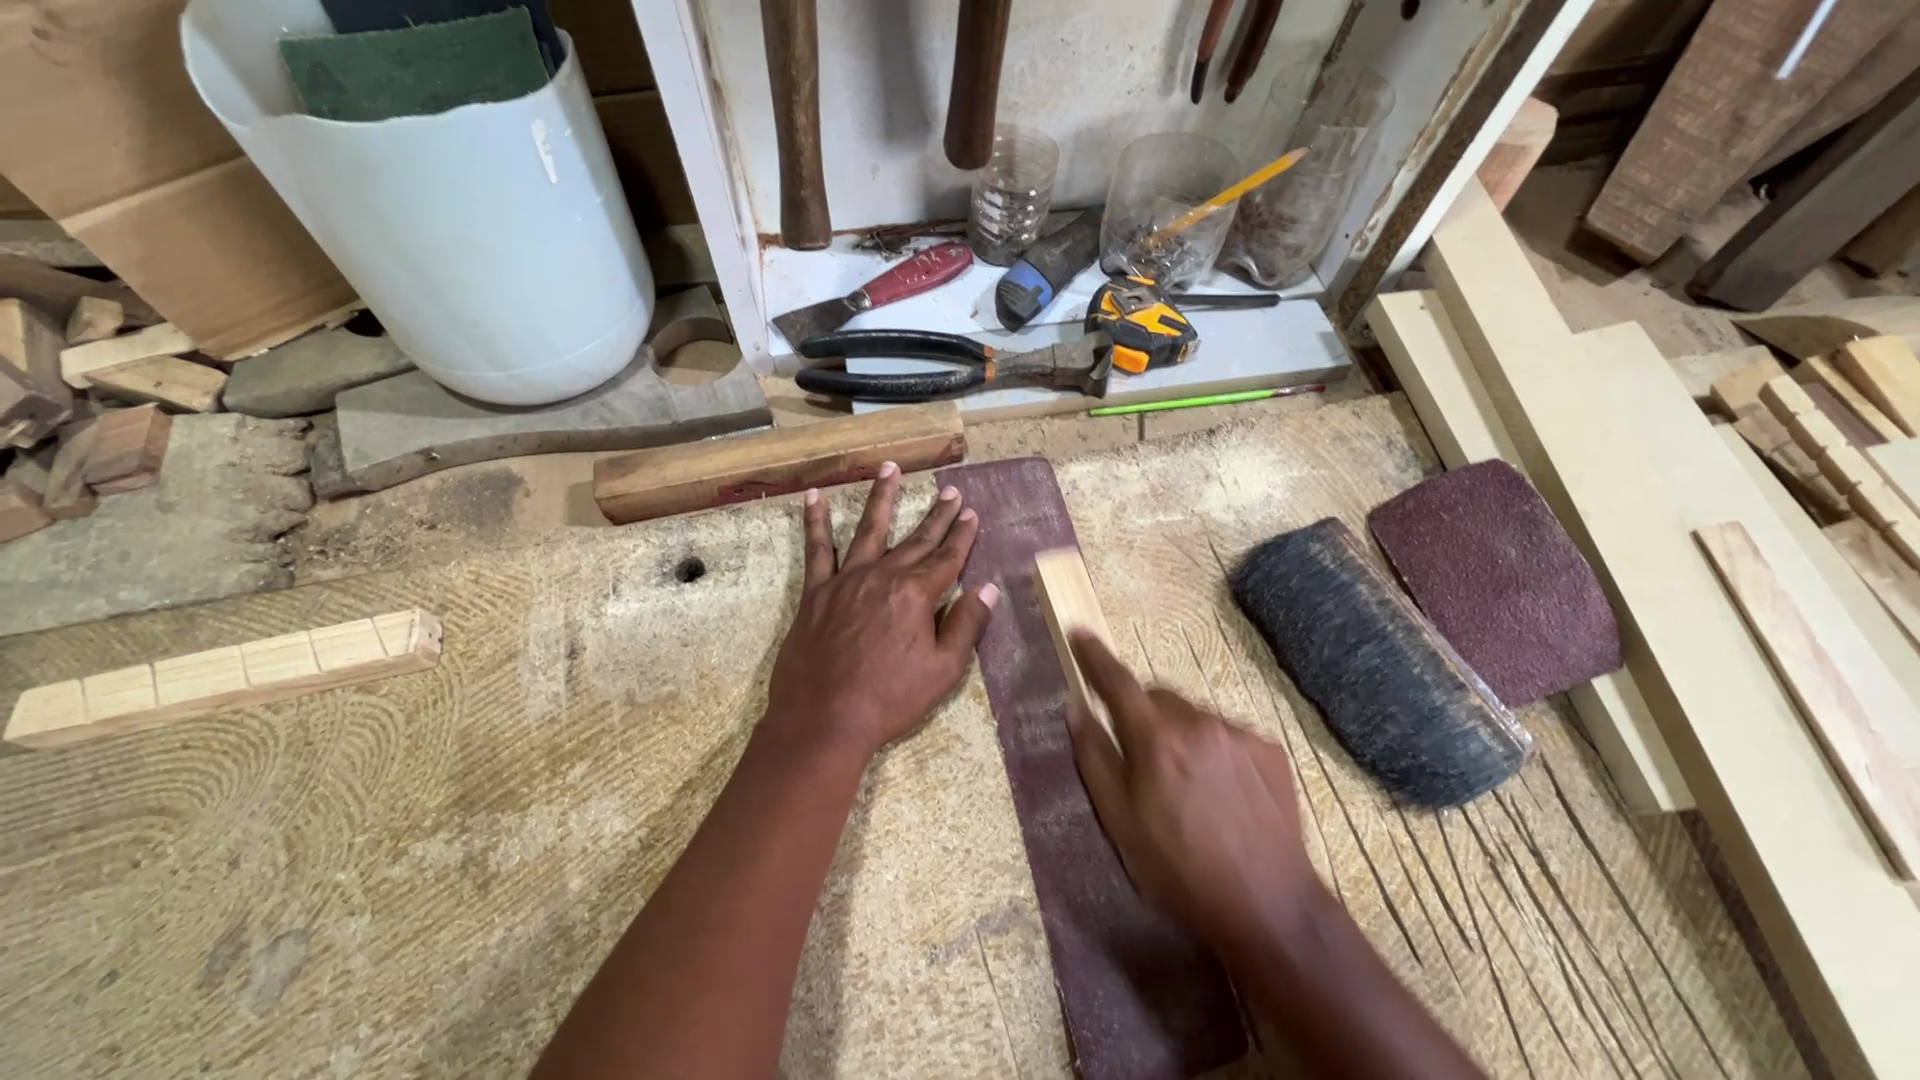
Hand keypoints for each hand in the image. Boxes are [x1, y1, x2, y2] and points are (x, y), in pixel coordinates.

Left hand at [764, 464, 998, 758]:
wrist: (824, 718)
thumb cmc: (890, 699)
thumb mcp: (943, 670)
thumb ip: (966, 625)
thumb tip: (988, 589)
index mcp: (916, 594)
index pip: (947, 557)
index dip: (962, 535)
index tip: (972, 513)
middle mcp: (883, 577)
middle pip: (916, 539)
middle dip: (936, 515)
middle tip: (951, 491)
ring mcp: (846, 581)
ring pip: (868, 529)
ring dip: (882, 497)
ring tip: (890, 468)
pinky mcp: (816, 593)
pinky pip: (817, 549)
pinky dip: (815, 521)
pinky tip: (815, 496)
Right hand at [1066, 631, 1320, 949]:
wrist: (1266, 905)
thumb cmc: (1177, 869)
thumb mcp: (1119, 821)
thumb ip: (1094, 757)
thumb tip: (1076, 708)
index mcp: (1156, 738)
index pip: (1117, 682)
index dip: (1095, 657)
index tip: (1080, 633)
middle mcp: (1199, 722)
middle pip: (1158, 699)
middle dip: (1142, 716)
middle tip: (1139, 761)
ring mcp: (1240, 734)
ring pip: (1194, 717)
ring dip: (1179, 735)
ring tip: (1186, 788)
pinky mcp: (1270, 751)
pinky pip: (1228, 735)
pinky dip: (1213, 751)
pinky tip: (1221, 795)